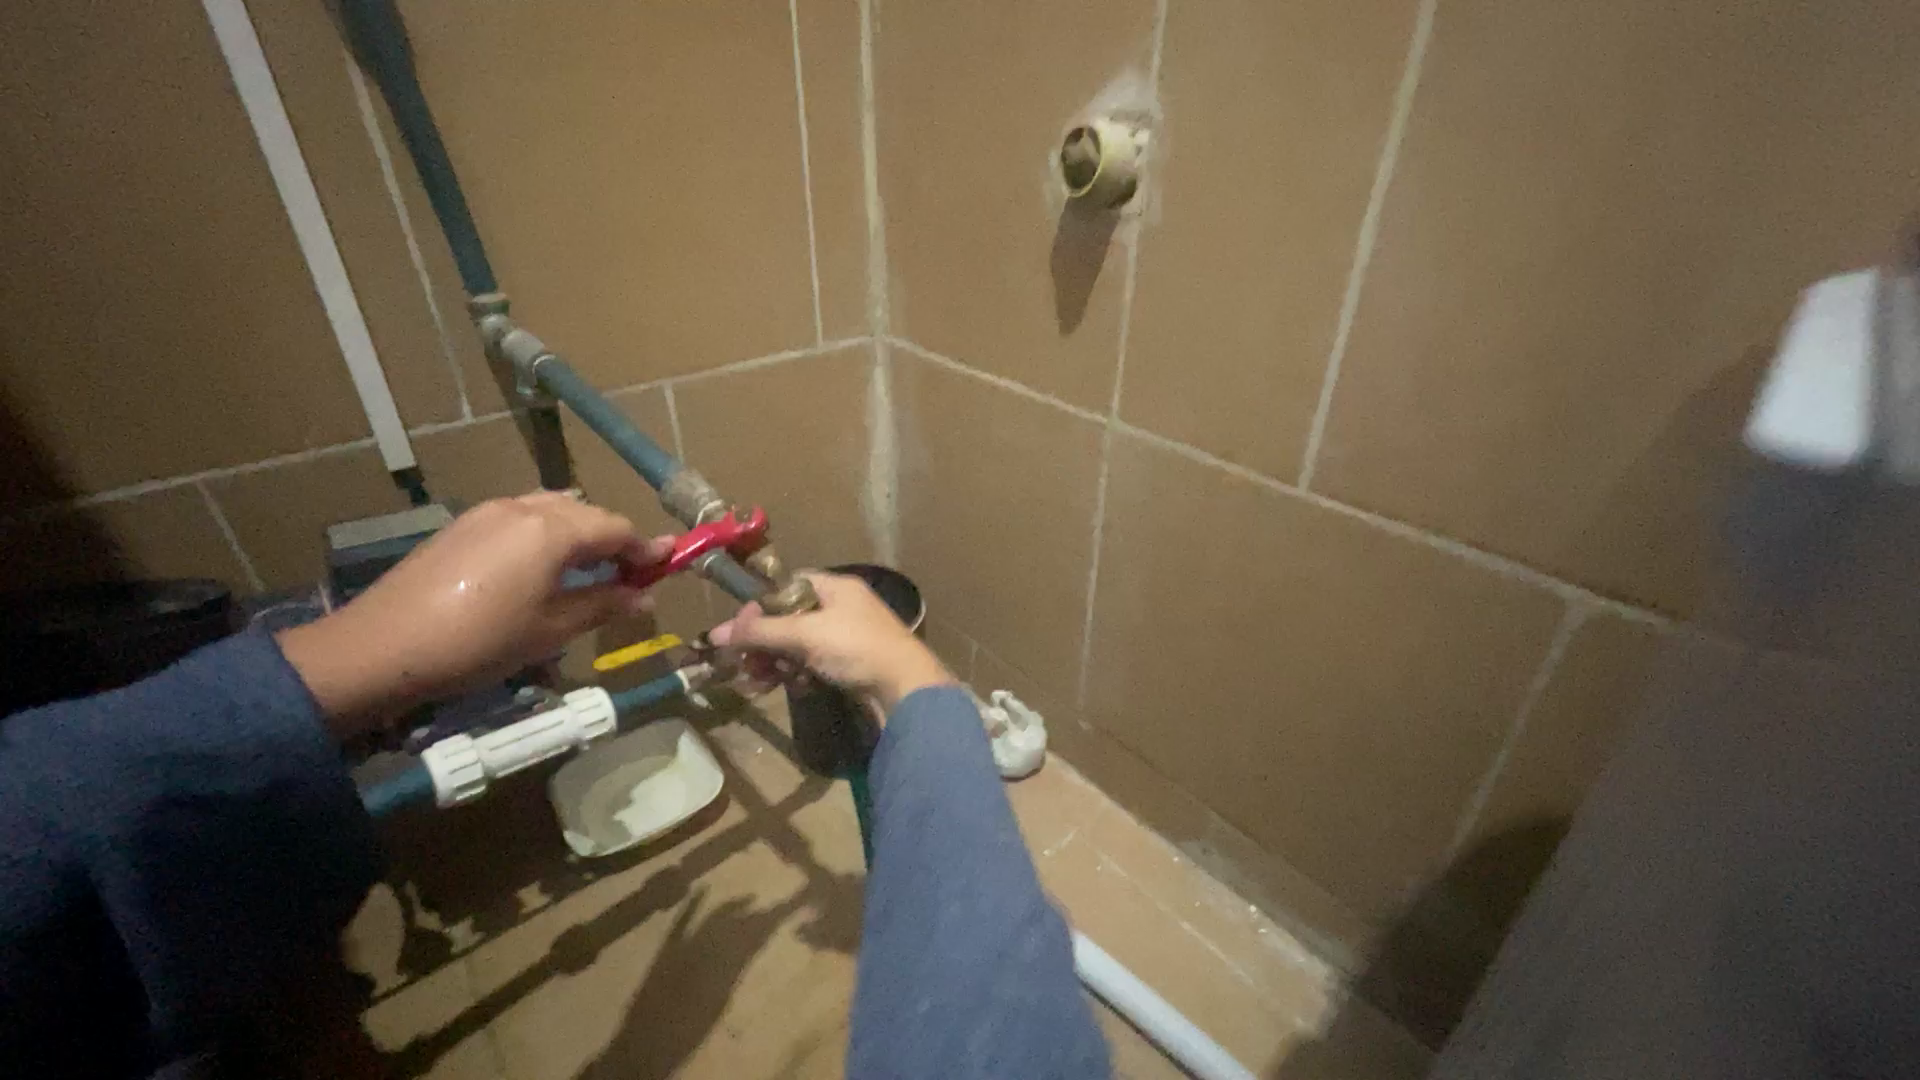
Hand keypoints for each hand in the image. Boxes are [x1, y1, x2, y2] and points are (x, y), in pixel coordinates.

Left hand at [278, 493, 668, 731]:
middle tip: (631, 576)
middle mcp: (524, 508)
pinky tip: (543, 569)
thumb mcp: (553, 629)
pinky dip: (549, 535)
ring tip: (590, 571)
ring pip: (554, 511)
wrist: (381, 648)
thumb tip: (645, 596)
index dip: (646, 549)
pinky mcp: (464, 526)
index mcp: (553, 530)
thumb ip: (605, 604)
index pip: (617, 528)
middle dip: (616, 541)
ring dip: (582, 535)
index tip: (668, 567)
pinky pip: (523, 517)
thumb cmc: (480, 642)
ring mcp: (489, 512)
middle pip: (588, 514)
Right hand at [708, 572, 952, 712]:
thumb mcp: (806, 634)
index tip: (740, 627)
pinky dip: (793, 675)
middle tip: (741, 662)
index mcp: (837, 588)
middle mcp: (842, 608)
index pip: (790, 585)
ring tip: (754, 681)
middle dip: (763, 641)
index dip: (762, 604)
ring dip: (774, 662)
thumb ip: (762, 632)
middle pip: (790, 619)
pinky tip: (777, 688)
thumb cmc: (856, 648)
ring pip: (799, 645)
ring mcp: (847, 639)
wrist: (906, 688)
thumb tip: (717, 632)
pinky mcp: (849, 667)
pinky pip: (812, 665)